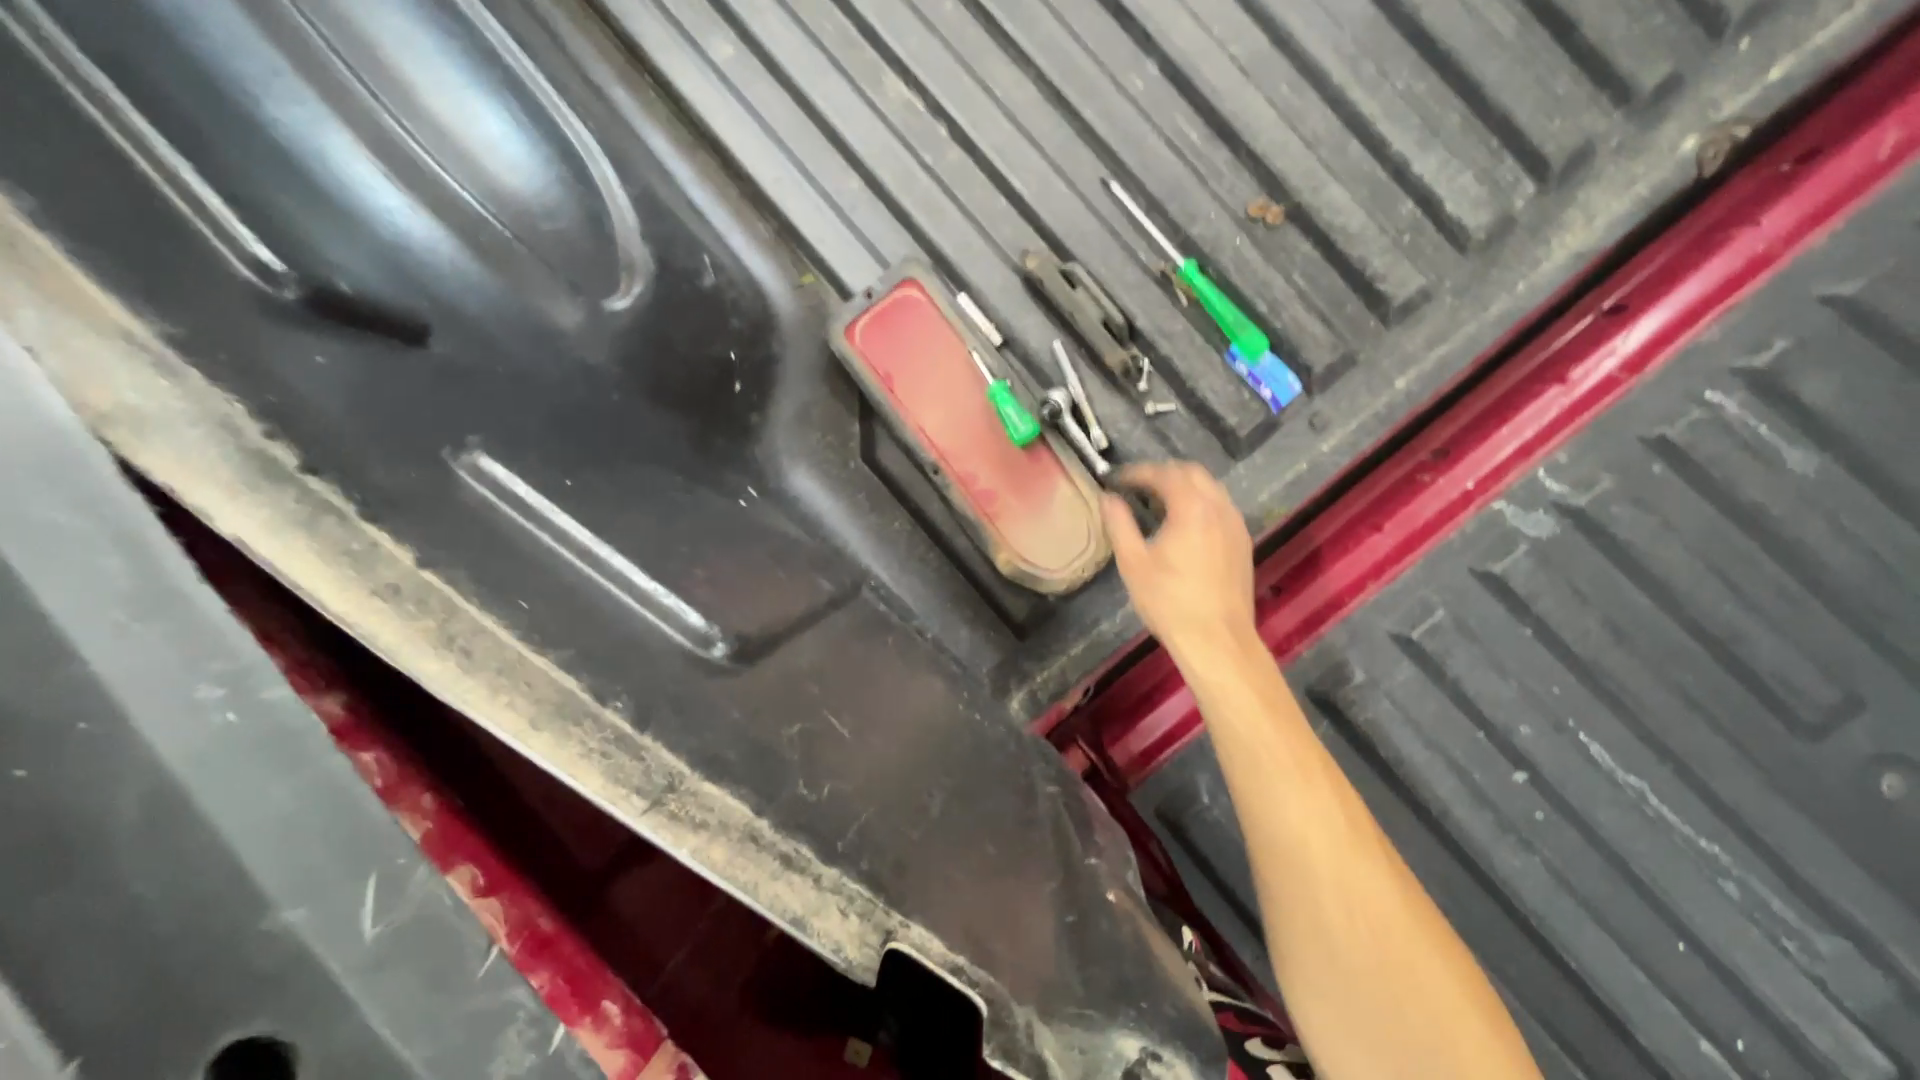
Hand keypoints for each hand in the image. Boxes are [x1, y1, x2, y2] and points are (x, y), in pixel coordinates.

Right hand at [1101, 462, 1255, 656]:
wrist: (1216, 639)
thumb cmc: (1169, 602)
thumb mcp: (1133, 563)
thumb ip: (1119, 524)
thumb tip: (1108, 499)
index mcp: (1191, 507)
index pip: (1164, 473)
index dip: (1137, 472)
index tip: (1116, 479)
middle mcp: (1219, 508)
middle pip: (1192, 473)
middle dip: (1163, 473)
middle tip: (1137, 486)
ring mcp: (1236, 525)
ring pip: (1211, 489)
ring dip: (1184, 487)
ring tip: (1159, 503)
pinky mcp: (1243, 543)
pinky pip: (1221, 508)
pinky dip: (1201, 504)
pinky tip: (1185, 525)